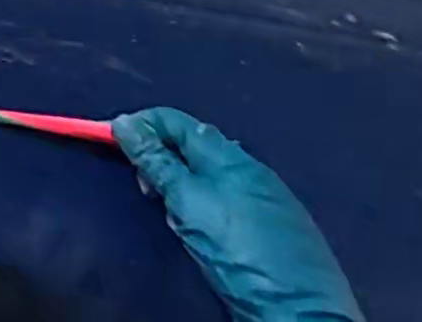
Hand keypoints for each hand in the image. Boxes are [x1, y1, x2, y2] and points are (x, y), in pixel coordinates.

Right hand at [114, 108, 362, 321]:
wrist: (305, 319)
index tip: (116, 145)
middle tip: (147, 189)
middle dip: (160, 158)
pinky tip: (206, 230)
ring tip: (174, 215)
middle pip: (188, 144)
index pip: (172, 119)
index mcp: (226, 154)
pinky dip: (206, 203)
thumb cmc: (237, 252)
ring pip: (207, 172)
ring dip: (181, 183)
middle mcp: (248, 166)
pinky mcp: (278, 225)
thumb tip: (124, 122)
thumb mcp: (185, 203)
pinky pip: (228, 197)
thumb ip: (154, 160)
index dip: (140, 126)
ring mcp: (267, 196)